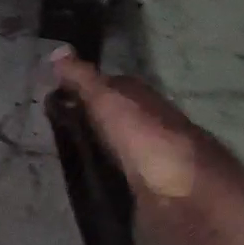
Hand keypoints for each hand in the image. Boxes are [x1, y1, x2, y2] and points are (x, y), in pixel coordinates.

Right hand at [49, 49, 243, 204]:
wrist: (186, 195)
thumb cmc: (146, 140)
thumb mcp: (108, 102)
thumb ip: (83, 79)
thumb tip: (57, 50)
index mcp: (147, 100)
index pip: (116, 85)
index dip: (88, 87)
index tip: (60, 94)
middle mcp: (156, 125)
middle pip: (121, 116)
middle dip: (96, 118)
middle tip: (60, 126)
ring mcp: (159, 159)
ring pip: (125, 146)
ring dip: (104, 147)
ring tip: (72, 154)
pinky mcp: (157, 189)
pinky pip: (128, 174)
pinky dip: (113, 172)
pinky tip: (97, 179)